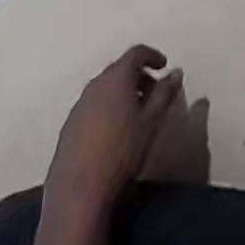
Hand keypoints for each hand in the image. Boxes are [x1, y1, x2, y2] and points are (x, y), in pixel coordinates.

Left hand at [47, 46, 182, 208]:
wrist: (79, 191)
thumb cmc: (122, 151)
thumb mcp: (152, 121)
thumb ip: (165, 93)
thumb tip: (175, 73)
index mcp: (116, 79)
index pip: (136, 53)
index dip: (152, 55)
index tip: (164, 66)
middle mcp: (95, 85)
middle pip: (119, 68)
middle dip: (139, 75)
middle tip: (154, 92)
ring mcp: (78, 105)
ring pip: (105, 87)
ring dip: (122, 91)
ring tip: (136, 113)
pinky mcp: (69, 126)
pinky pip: (93, 104)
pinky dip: (108, 106)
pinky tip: (115, 131)